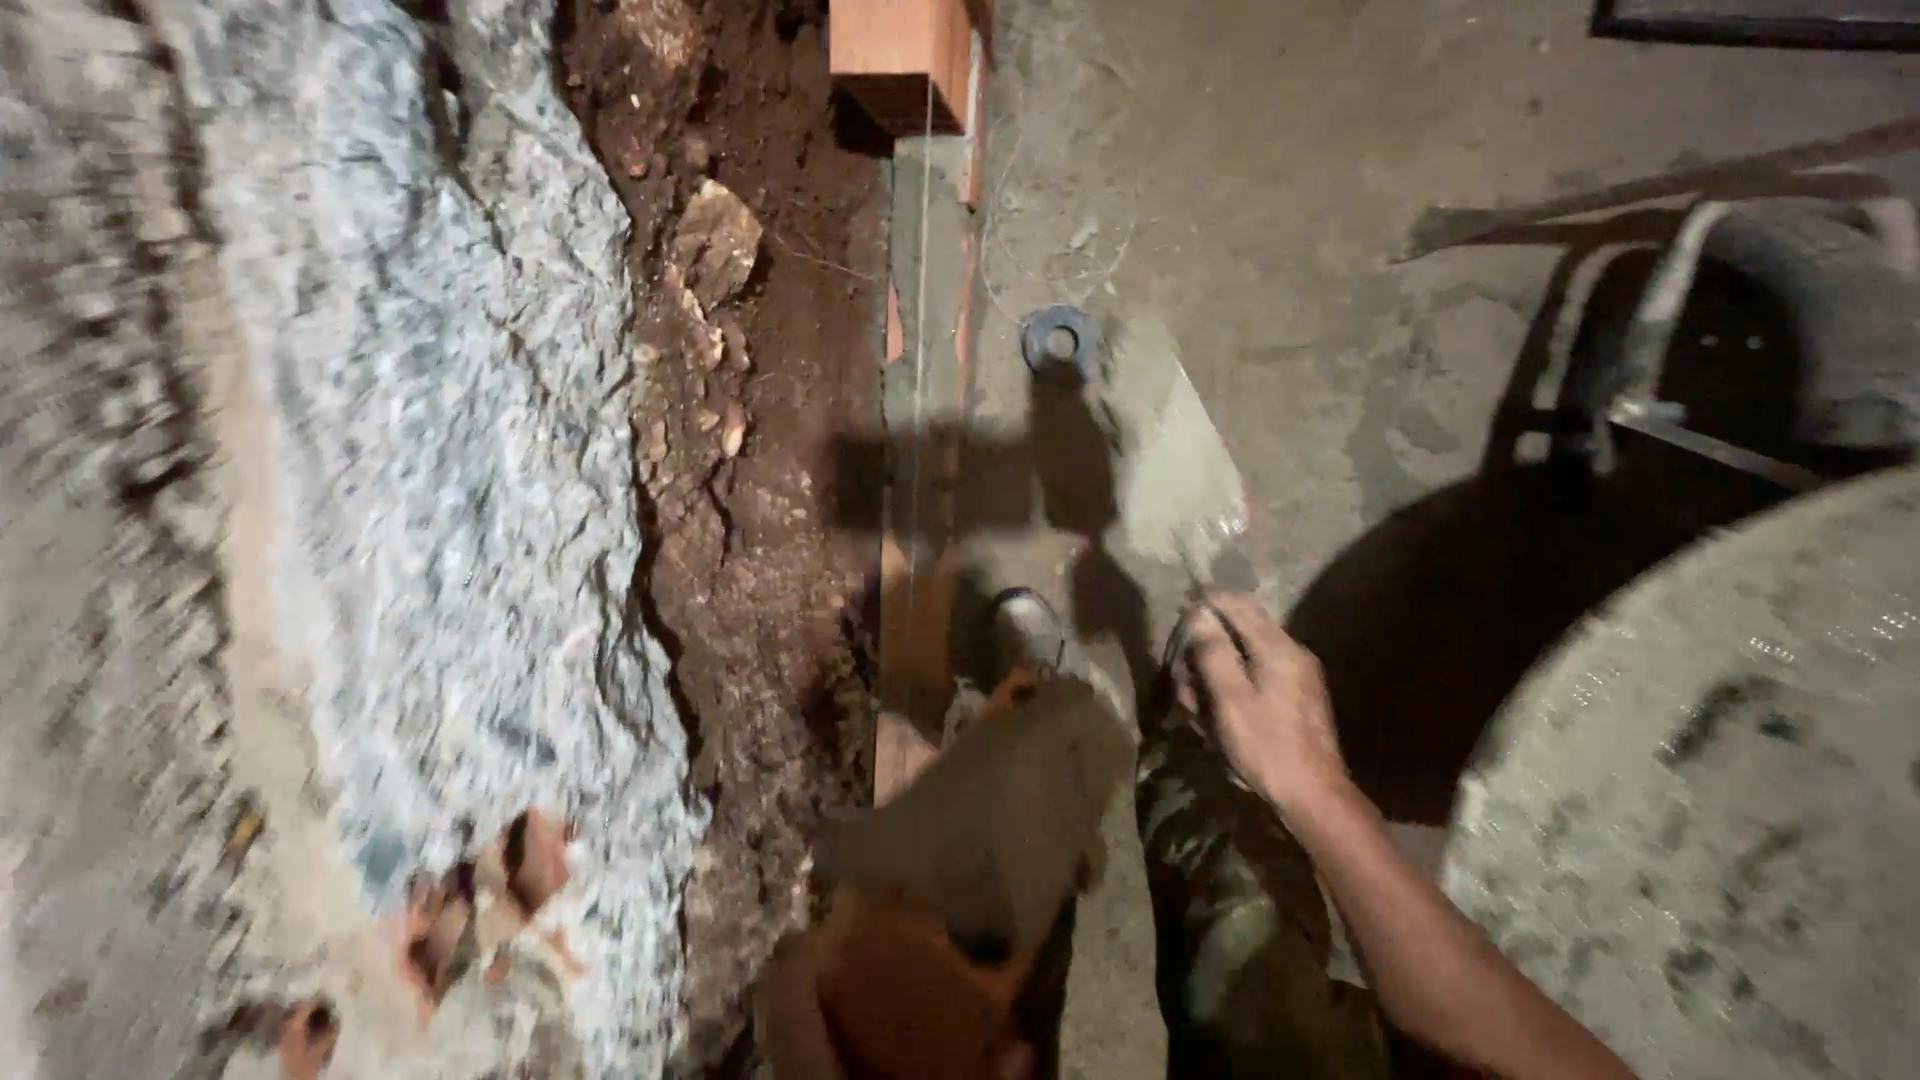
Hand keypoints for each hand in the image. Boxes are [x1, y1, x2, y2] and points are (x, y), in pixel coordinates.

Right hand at [1182, 593, 1349, 815]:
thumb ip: (1213, 651)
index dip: (1204, 604)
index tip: (1177, 612)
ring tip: (1193, 706)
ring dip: (1213, 672)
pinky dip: (1230, 685)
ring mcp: (1296, 673)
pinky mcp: (1295, 694)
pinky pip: (1255, 675)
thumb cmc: (1266, 746)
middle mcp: (1291, 652)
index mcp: (1277, 648)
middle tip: (1179, 678)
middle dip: (1203, 649)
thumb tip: (1199, 612)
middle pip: (1238, 629)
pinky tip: (1214, 713)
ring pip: (1243, 655)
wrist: (1314, 794)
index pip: (1236, 604)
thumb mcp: (1230, 698)